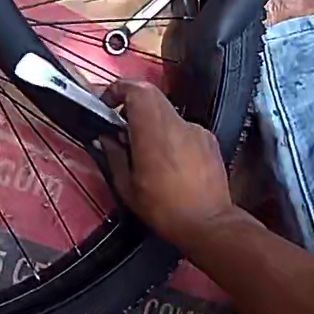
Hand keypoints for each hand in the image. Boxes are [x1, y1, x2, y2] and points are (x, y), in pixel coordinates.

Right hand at [97, 81, 243, 251]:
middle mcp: (177, 125)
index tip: (107, 104)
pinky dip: (170, 135)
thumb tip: (105, 139)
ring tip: (144, 150)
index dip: (118, 90)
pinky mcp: (208, 140)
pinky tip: (168, 161)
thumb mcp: (127, 187)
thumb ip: (113, 156)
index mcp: (153, 133)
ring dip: (151, 122)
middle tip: (120, 127)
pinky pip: (183, 128)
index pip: (137, 90)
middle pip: (152, 95)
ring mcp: (196, 130)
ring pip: (167, 113)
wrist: (208, 224)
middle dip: (131, 104)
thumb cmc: (165, 209)